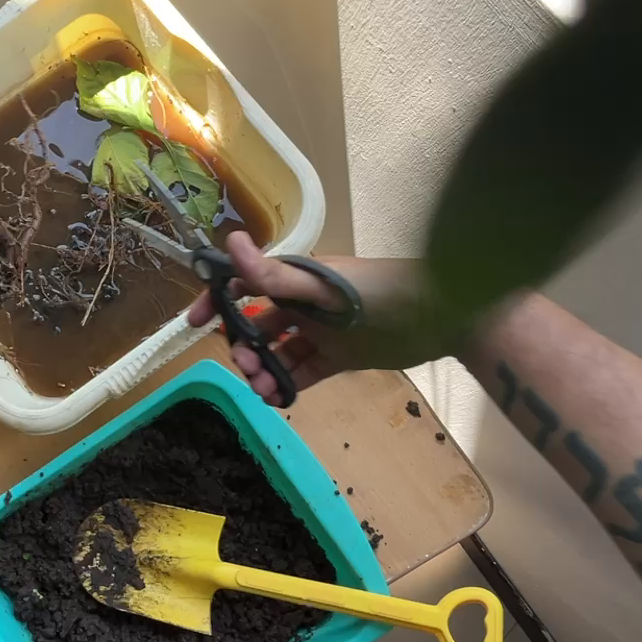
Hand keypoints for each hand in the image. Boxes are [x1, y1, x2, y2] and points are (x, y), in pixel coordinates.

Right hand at [185, 232, 469, 404]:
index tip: (194, 323)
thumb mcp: (325, 286)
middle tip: (247, 367)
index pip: (243, 285)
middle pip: (256, 325)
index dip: (216, 300)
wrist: (447, 317)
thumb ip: (275, 275)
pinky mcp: (338, 358)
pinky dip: (287, 386)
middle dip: (242, 346)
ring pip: (277, 352)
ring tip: (264, 388)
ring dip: (263, 369)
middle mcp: (302, 304)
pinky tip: (278, 399)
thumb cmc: (383, 292)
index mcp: (295, 279)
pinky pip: (302, 373)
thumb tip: (229, 241)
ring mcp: (320, 332)